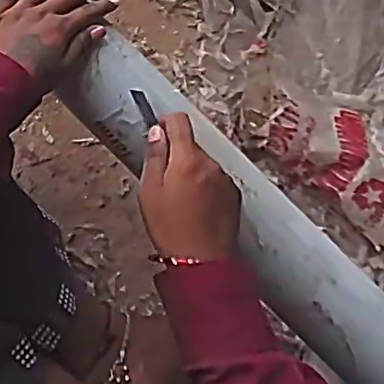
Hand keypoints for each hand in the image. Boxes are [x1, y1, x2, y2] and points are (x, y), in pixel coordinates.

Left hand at [0, 0, 113, 91]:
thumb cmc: (32, 80)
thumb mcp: (64, 67)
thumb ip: (81, 45)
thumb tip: (99, 29)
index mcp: (60, 28)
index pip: (88, 12)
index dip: (103, 6)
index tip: (112, 4)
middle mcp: (43, 13)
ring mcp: (22, 9)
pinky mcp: (3, 12)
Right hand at [139, 113, 240, 262]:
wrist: (201, 261)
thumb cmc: (170, 227)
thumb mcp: (150, 190)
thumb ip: (154, 157)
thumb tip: (157, 133)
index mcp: (187, 159)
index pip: (180, 122)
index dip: (166, 122)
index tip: (158, 132)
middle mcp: (211, 164)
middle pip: (191, 145)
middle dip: (177, 153)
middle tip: (163, 178)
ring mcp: (225, 179)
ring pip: (203, 162)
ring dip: (191, 170)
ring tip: (179, 197)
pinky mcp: (234, 194)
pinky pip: (215, 179)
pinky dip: (204, 184)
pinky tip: (195, 205)